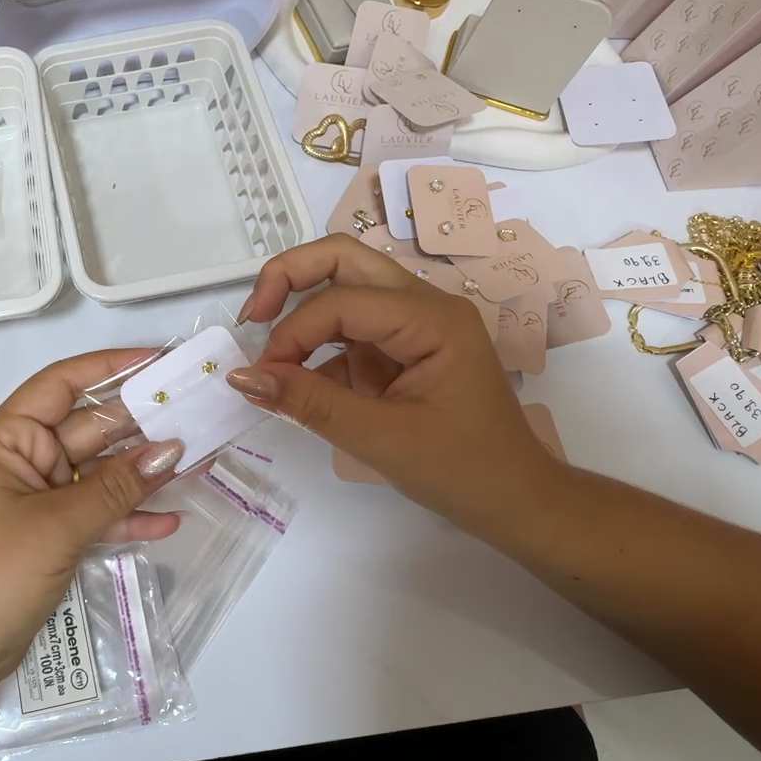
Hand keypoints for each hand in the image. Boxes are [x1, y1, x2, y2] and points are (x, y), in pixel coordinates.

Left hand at [0, 350, 184, 690]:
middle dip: (141, 425)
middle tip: (198, 415)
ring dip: (144, 472)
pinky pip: (94, 513)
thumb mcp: (57, 526)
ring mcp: (35, 500)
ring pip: (98, 473)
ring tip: (201, 461)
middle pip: (89, 428)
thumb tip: (172, 448)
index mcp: (6, 437)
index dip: (110, 366)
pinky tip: (169, 520)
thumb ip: (117, 487)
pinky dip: (127, 516)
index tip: (159, 362)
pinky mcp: (47, 536)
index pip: (62, 383)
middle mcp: (21, 459)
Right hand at [227, 235, 556, 513]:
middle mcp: (423, 305)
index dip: (292, 333)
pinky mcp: (399, 346)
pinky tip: (298, 380)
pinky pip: (347, 327)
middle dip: (289, 277)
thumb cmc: (463, 471)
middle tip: (252, 316)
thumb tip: (242, 377)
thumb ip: (309, 403)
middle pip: (343, 259)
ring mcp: (412, 323)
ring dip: (300, 308)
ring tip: (270, 352)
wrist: (517, 501)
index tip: (263, 376)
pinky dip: (315, 345)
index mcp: (432, 320)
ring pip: (342, 284)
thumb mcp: (380, 440)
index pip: (341, 302)